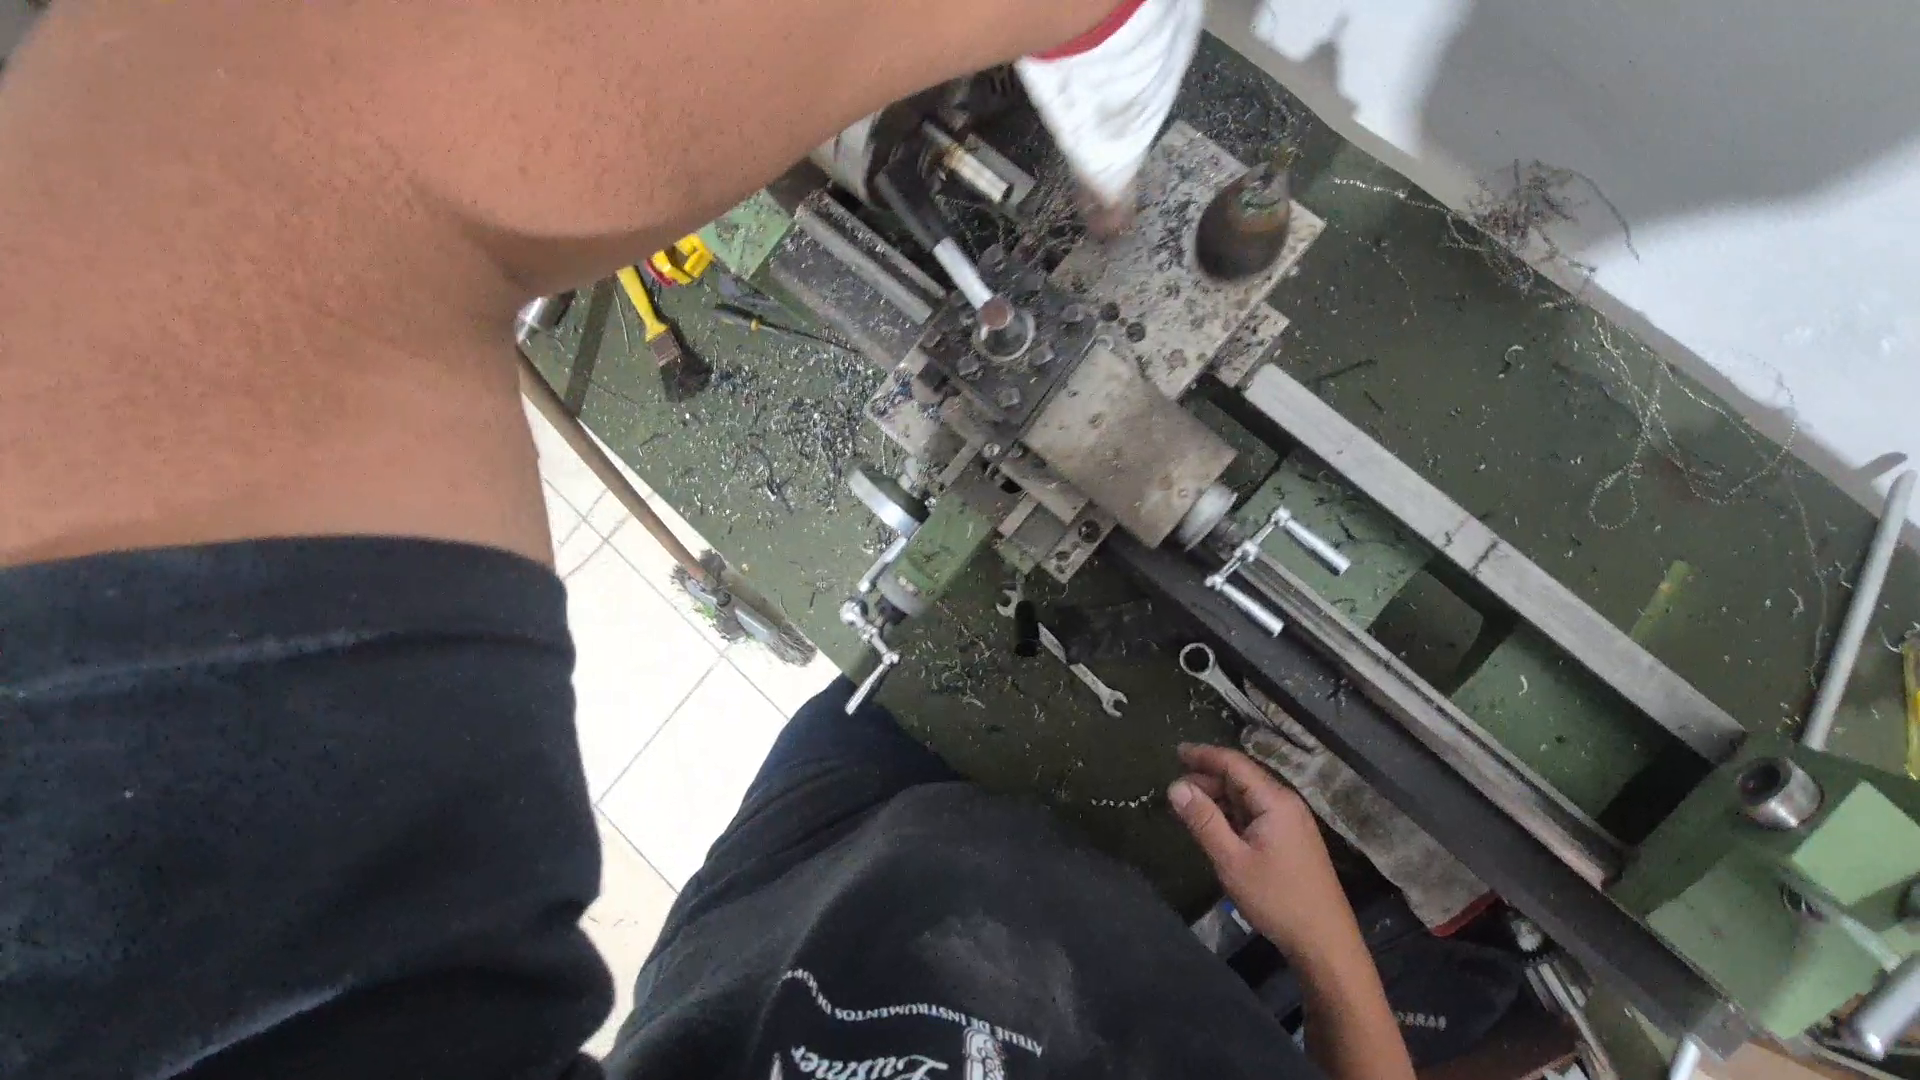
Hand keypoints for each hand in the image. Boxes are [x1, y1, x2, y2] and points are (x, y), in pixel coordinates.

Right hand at [1167, 743, 1361, 963]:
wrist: (1325, 943)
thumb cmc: (1276, 899)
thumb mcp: (1231, 860)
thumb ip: (1203, 820)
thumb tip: (1175, 786)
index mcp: (1275, 801)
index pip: (1235, 764)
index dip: (1204, 755)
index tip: (1175, 752)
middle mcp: (1286, 804)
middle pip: (1241, 778)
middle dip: (1208, 779)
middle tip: (1175, 790)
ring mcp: (1291, 822)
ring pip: (1248, 797)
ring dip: (1218, 797)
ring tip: (1189, 807)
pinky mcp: (1291, 840)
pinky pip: (1256, 814)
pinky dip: (1232, 814)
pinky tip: (1215, 826)